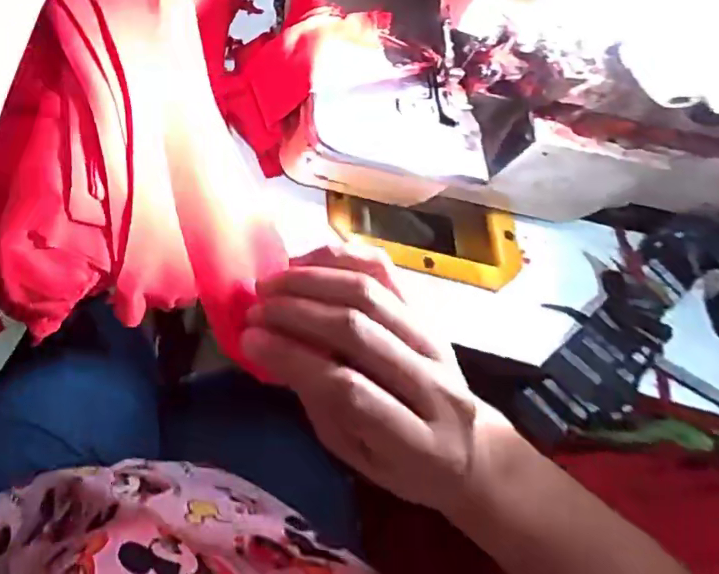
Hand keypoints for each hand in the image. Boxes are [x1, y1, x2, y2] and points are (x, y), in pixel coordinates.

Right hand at [240, 242, 516, 512]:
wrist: (468, 449)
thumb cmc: (399, 461)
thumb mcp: (353, 453)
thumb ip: (317, 401)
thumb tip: (269, 346)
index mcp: (417, 443)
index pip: (349, 389)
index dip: (292, 358)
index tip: (250, 338)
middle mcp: (435, 386)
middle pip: (357, 330)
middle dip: (294, 313)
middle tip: (255, 309)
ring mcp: (435, 340)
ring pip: (367, 292)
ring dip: (308, 281)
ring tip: (271, 284)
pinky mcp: (427, 309)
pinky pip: (382, 268)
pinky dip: (337, 257)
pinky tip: (303, 263)